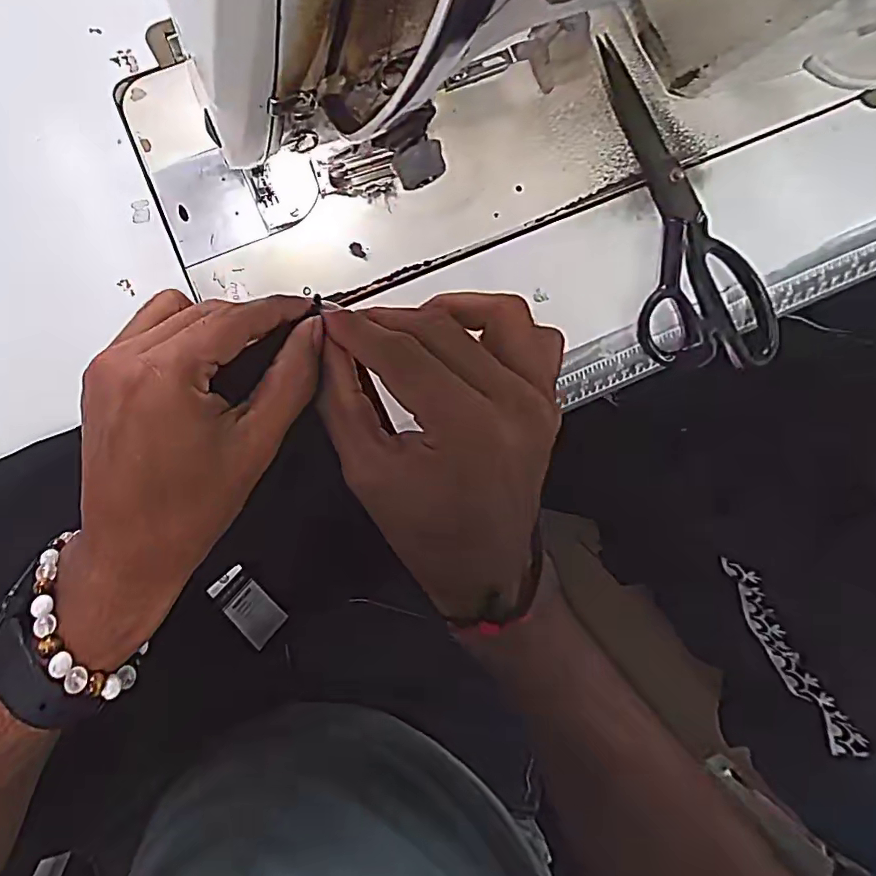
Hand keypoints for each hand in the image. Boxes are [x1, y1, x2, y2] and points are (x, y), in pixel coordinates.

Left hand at [56, 290, 320, 666]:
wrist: (130, 550)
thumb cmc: (180, 515)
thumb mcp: (254, 443)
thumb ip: (290, 379)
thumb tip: (307, 338)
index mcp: (162, 375)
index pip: (233, 317)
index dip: (277, 310)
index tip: (300, 311)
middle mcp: (125, 362)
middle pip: (203, 308)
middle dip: (248, 317)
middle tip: (282, 335)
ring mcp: (106, 367)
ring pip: (171, 310)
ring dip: (209, 321)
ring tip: (239, 352)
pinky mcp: (99, 376)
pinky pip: (144, 330)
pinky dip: (177, 334)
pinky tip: (199, 362)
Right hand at [317, 293, 564, 621]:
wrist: (482, 566)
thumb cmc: (432, 534)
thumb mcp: (365, 469)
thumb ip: (341, 399)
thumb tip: (330, 348)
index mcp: (467, 429)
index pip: (401, 352)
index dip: (357, 331)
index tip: (334, 322)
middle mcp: (511, 407)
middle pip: (438, 328)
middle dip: (384, 320)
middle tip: (355, 327)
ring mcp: (536, 400)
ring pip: (493, 315)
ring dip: (442, 309)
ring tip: (408, 324)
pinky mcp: (545, 398)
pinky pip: (532, 335)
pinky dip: (495, 323)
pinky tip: (465, 335)